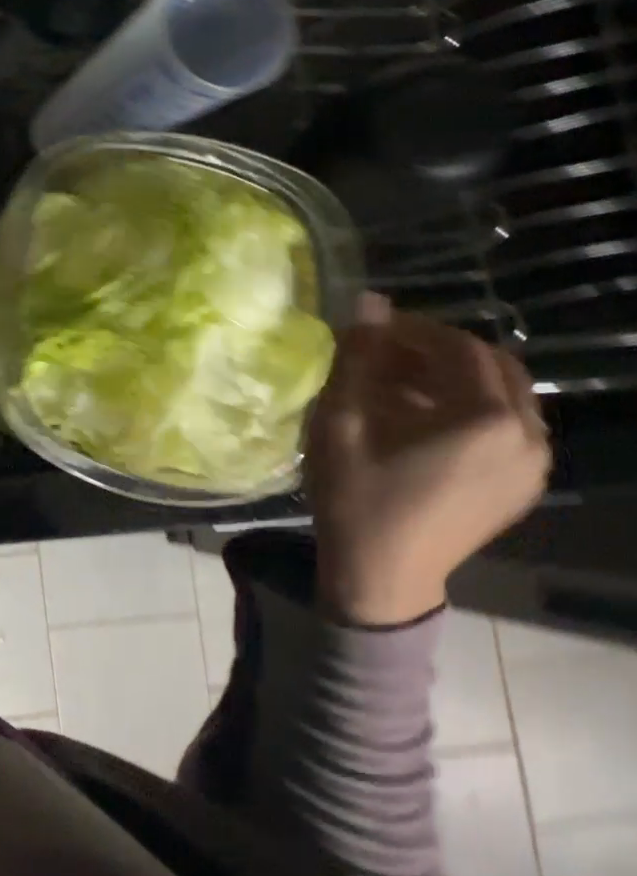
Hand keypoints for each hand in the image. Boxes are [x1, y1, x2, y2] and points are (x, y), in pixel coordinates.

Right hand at [305, 294, 550, 625]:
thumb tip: (368, 302)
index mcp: (486, 418)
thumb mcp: (342, 423)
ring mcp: (533, 464)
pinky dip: (467, 412)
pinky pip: (505, 429)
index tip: (370, 330)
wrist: (382, 572)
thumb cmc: (355, 496)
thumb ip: (359, 361)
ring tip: (397, 389)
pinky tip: (421, 425)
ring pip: (503, 398)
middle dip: (439, 352)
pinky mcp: (523, 484)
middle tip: (385, 355)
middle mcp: (527, 434)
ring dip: (454, 382)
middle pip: (493, 368)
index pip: (460, 349)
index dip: (414, 331)